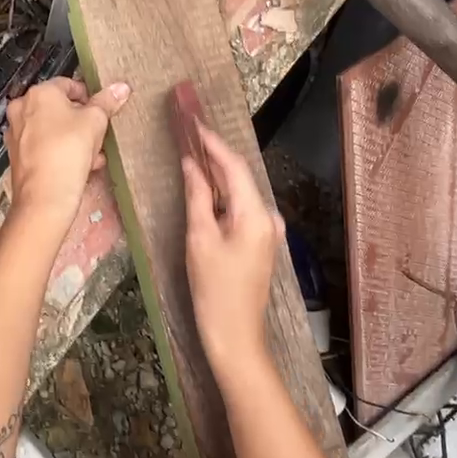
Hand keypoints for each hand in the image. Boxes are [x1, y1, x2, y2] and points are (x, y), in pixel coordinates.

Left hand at [4, 78, 130, 229]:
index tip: (101, 109)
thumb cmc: (67, 152)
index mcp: (39, 93)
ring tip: (92, 155)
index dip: (88, 96)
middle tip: (98, 134)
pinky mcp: (17, 156)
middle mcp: (22, 109)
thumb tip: (120, 88)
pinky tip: (79, 167)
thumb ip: (107, 102)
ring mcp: (16, 133)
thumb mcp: (95, 121)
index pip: (68, 84)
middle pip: (58, 109)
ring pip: (51, 130)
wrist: (45, 195)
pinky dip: (60, 153)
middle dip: (81, 122)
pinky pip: (43, 148)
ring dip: (73, 139)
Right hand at [182, 122, 284, 375]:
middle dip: (213, 154)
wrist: (234, 336)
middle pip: (238, 177)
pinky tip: (202, 188)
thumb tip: (190, 164)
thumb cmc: (214, 289)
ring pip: (238, 192)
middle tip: (188, 132)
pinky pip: (239, 208)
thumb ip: (197, 196)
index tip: (192, 121)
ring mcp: (266, 231)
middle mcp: (268, 217)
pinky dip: (220, 195)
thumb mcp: (199, 239)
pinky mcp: (259, 243)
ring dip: (215, 174)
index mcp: (256, 214)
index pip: (233, 166)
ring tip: (190, 153)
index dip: (212, 142)